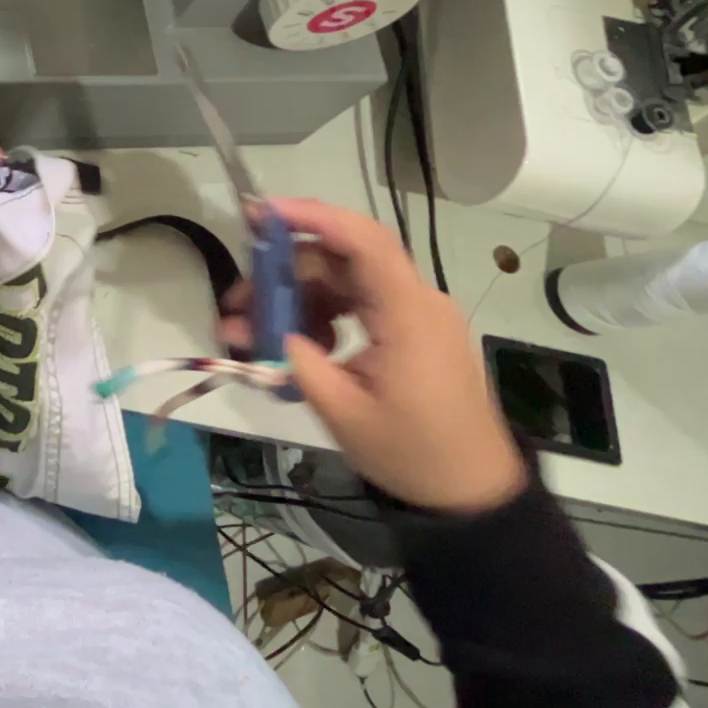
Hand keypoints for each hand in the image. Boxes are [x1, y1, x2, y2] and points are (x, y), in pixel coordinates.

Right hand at [218, 198, 526, 514]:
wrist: (471, 492)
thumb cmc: (413, 453)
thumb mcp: (343, 412)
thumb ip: (297, 361)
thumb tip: (260, 328)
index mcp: (408, 315)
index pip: (362, 242)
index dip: (312, 217)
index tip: (261, 215)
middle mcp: (414, 301)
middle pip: (339, 260)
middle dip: (281, 272)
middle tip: (236, 302)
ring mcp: (411, 314)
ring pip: (340, 281)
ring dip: (293, 297)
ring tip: (249, 331)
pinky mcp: (406, 330)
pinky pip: (353, 303)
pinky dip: (316, 314)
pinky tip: (294, 344)